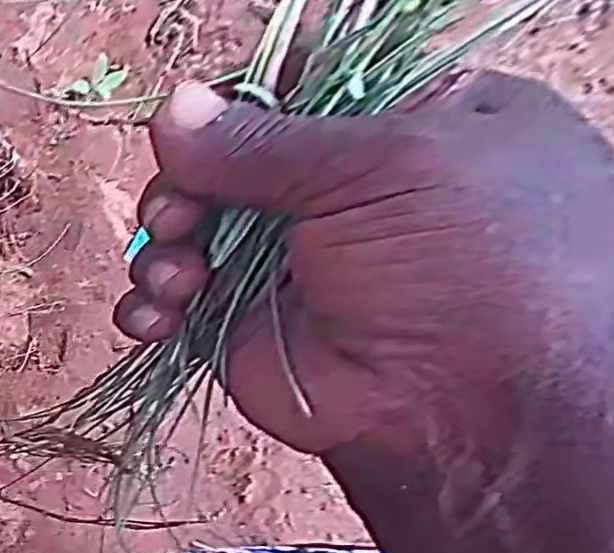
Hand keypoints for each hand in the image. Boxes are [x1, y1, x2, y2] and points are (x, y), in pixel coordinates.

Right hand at [116, 73, 613, 458]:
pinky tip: (161, 323)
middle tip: (182, 220)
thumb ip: (264, 144)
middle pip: (206, 172)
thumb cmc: (468, 258)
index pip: (282, 93)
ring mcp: (260, 265)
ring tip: (186, 284)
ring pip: (170, 240)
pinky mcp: (221, 324)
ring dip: (159, 260)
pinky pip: (157, 306)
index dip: (229, 109)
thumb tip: (171, 106)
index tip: (196, 132)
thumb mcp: (385, 167)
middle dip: (179, 195)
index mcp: (380, 130)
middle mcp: (313, 196)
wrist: (455, 397)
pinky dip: (145, 311)